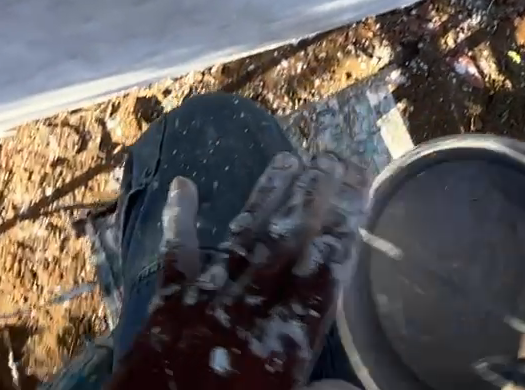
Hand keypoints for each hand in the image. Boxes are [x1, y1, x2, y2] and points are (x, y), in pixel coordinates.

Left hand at [108, 152, 368, 389]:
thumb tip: (354, 381)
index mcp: (278, 349)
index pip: (319, 278)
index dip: (341, 230)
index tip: (357, 188)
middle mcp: (245, 314)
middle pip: (284, 246)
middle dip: (311, 199)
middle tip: (330, 157)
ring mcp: (204, 304)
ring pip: (242, 241)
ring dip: (265, 197)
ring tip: (289, 158)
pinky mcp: (167, 308)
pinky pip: (175, 257)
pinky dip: (179, 221)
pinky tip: (182, 184)